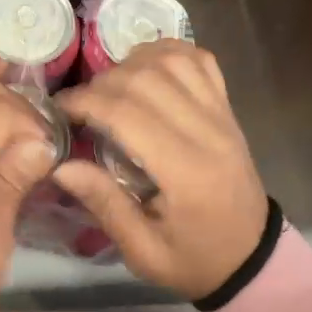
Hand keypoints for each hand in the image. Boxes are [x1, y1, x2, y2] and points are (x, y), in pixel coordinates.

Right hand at [52, 40, 267, 300]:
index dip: (85, 102)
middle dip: (102, 83)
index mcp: (185, 173)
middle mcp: (207, 133)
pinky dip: (167, 52)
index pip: (127, 113)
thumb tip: (60, 164)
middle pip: (146, 79)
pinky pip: (198, 59)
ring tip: (111, 87)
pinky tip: (146, 66)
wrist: (252, 256)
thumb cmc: (194, 259)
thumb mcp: (144, 253)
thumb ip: (104, 205)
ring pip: (171, 61)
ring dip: (132, 63)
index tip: (60, 111)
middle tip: (82, 105)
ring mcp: (221, 114)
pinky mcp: (227, 106)